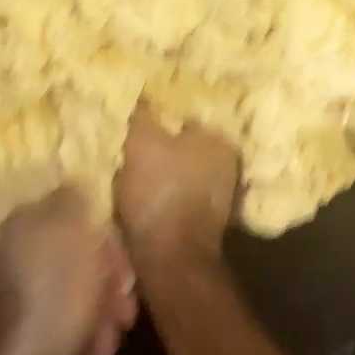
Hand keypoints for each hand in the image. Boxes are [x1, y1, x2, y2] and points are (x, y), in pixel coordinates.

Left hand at [0, 186, 137, 354]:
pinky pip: (81, 325)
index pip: (68, 209)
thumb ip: (73, 197)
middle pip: (81, 254)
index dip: (99, 224)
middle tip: (123, 287)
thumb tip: (76, 179)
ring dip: (108, 306)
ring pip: (87, 292)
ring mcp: (33, 301)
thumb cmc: (54, 290)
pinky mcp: (45, 338)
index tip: (118, 240)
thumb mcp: (68, 228)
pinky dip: (95, 334)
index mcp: (23, 226)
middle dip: (110, 271)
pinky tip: (99, 344)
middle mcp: (23, 260)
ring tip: (115, 323)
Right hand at [114, 107, 239, 261]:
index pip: (186, 109)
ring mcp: (217, 193)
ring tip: (128, 162)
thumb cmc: (159, 192)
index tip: (136, 110)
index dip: (159, 108)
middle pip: (182, 138)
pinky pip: (175, 190)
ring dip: (157, 165)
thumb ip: (143, 112)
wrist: (169, 261)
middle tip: (129, 134)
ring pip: (177, 166)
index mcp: (219, 137)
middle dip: (158, 138)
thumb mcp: (142, 141)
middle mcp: (226, 163)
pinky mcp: (202, 218)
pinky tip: (138, 189)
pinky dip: (160, 188)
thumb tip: (142, 93)